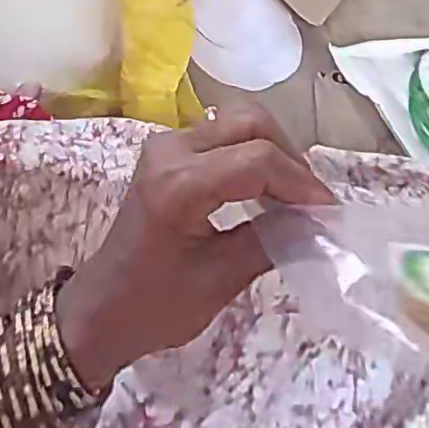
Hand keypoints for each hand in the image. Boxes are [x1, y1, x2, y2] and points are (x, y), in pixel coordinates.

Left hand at [55, 104, 336, 388]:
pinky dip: (254, 150)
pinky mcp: (171, 147)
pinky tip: (268, 184)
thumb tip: (318, 224)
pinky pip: (223, 132)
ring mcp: (168, 142)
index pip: (256, 160)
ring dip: (274, 148)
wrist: (100, 307)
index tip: (328, 211)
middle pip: (249, 122)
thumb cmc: (153, 307)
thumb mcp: (217, 282)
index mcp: (177, 184)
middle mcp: (171, 149)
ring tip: (295, 192)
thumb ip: (270, 242)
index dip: (299, 182)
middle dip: (290, 155)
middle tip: (312, 198)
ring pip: (238, 120)